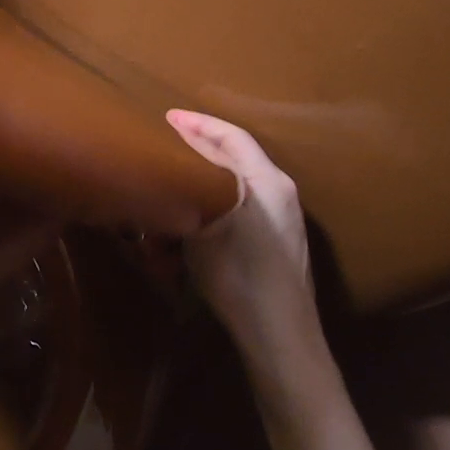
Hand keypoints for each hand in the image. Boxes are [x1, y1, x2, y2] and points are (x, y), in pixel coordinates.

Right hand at [166, 110, 313, 340]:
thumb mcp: (208, 219)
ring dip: (208, 166)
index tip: (166, 116)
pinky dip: (216, 189)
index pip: (231, 135)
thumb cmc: (240, 272)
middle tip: (165, 138)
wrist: (279, 333)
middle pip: (238, 153)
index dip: (198, 122)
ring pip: (239, 176)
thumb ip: (200, 177)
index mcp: (267, 180)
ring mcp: (284, 216)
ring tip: (176, 166)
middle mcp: (280, 191)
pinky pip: (242, 197)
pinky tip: (195, 203)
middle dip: (201, 142)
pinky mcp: (278, 238)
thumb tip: (181, 154)